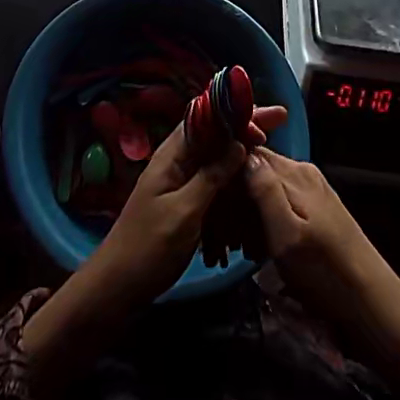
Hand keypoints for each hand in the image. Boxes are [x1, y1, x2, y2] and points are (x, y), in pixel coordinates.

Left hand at [21, 105, 285, 394]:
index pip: (205, 119)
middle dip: (245, 127)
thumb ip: (211, 177)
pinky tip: (254, 185)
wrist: (118, 286)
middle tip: (281, 123)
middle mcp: (176, 163)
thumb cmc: (148, 247)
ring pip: (216, 158)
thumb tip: (239, 144)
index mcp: (171, 156)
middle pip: (214, 135)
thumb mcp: (184, 211)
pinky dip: (234, 178)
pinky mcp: (184, 204)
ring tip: (273, 151)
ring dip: (242, 152)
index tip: (267, 119)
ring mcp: (179, 184)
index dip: (235, 113)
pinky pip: (214, 182)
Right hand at [244, 148, 399, 399]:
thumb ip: (265, 190)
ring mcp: (310, 193)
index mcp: (295, 173)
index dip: (224, 171)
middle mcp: (302, 174)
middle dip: (233, 199)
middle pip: (254, 172)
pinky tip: (257, 251)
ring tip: (237, 247)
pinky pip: (277, 207)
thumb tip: (243, 152)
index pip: (247, 153)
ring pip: (263, 192)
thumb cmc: (326, 272)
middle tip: (220, 234)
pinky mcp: (314, 213)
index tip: (207, 197)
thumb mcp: (287, 233)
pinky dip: (262, 224)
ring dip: (245, 216)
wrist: (372, 305)